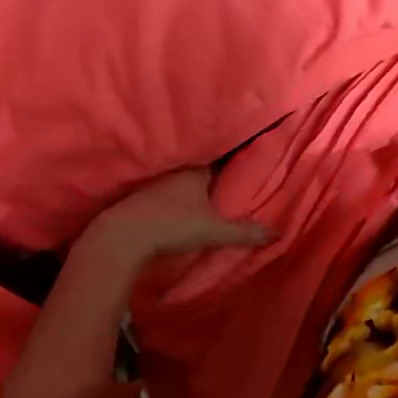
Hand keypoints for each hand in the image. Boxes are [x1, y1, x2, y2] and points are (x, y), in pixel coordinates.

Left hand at [81, 168, 272, 259]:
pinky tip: (174, 210)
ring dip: (187, 189)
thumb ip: (243, 232)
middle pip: (198, 170)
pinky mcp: (137, 197)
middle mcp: (176, 171)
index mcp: (196, 171)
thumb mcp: (214, 231)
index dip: (230, 166)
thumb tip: (275, 232)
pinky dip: (170, 200)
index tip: (241, 169)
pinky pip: (162, 193)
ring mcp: (154, 183)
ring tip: (202, 199)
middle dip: (210, 177)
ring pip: (178, 182)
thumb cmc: (172, 226)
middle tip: (225, 185)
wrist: (122, 236)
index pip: (218, 161)